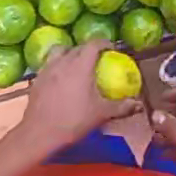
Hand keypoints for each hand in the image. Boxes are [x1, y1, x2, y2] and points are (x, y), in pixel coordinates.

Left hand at [16, 40, 138, 153]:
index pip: (94, 44)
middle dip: (88, 49)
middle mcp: (63, 61)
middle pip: (77, 47)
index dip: (105, 43)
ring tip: (76, 63)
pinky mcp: (37, 79)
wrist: (39, 133)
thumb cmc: (73, 120)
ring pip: (59, 51)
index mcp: (81, 65)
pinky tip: (60, 78)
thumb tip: (138, 104)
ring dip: (69, 53)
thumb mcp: (101, 114)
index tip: (112, 49)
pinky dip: (57, 65)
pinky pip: (49, 64)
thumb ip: (121, 107)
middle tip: (97, 59)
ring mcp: (47, 69)